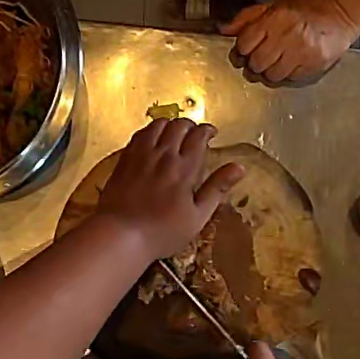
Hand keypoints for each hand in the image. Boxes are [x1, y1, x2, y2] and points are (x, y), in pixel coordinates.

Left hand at [95, 118, 244, 258]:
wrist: (121, 234)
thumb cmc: (162, 231)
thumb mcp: (198, 216)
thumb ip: (217, 188)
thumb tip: (239, 168)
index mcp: (184, 168)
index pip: (199, 136)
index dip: (207, 130)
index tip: (211, 133)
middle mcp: (163, 155)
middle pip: (178, 126)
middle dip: (190, 126)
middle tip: (194, 134)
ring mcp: (141, 155)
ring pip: (157, 125)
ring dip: (170, 124)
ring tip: (174, 132)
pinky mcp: (124, 159)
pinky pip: (139, 134)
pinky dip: (150, 131)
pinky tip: (152, 139)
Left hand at [224, 0, 359, 85]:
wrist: (337, 16)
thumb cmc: (301, 11)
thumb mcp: (272, 7)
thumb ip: (246, 18)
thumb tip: (222, 29)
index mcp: (275, 18)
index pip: (244, 44)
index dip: (241, 50)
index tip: (245, 49)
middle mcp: (288, 35)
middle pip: (256, 63)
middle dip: (253, 63)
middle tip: (260, 58)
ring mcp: (301, 52)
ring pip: (271, 75)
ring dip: (268, 72)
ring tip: (275, 62)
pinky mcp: (312, 66)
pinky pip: (287, 80)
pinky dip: (284, 76)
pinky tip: (288, 65)